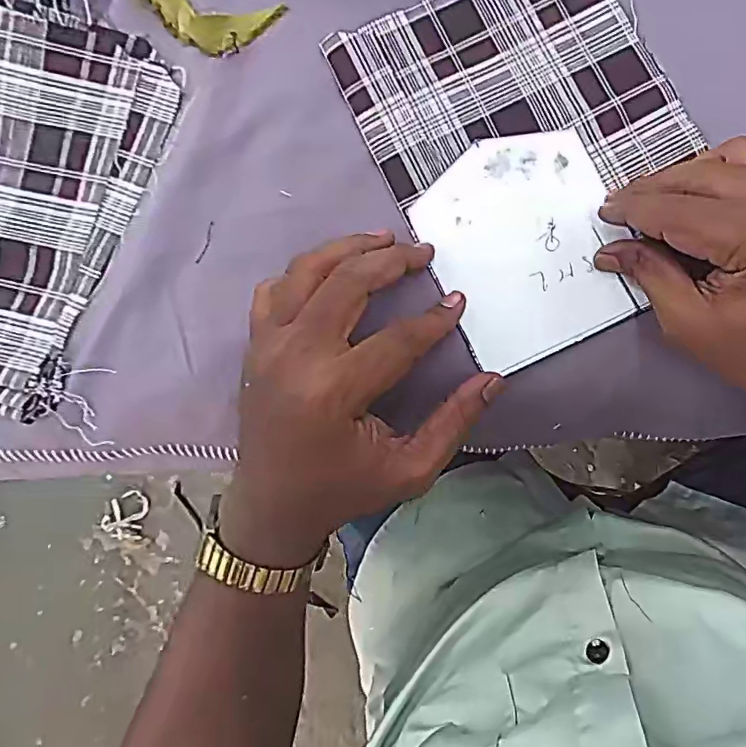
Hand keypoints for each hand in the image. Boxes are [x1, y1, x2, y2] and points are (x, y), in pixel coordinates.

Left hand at [219, 232, 503, 566]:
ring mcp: (267, 346)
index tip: (457, 302)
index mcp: (333, 392)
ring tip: (383, 239)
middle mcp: (295, 357)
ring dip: (347, 249)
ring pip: (306, 273)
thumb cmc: (341, 491)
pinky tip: (331, 268)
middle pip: (347, 284)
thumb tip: (491, 380)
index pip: (395, 339)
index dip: (433, 319)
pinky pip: (274, 289)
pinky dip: (304, 271)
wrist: (271, 506)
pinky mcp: (254, 345)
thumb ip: (453, 423)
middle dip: (391, 262)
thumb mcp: (410, 470)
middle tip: (425, 254)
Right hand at [595, 137, 745, 484]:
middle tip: (622, 208)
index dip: (636, 209)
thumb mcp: (694, 326)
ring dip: (690, 175)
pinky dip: (726, 174)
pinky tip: (703, 197)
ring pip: (735, 158)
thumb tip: (616, 248)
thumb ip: (651, 275)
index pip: (683, 209)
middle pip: (707, 175)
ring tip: (659, 202)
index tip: (606, 212)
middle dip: (656, 189)